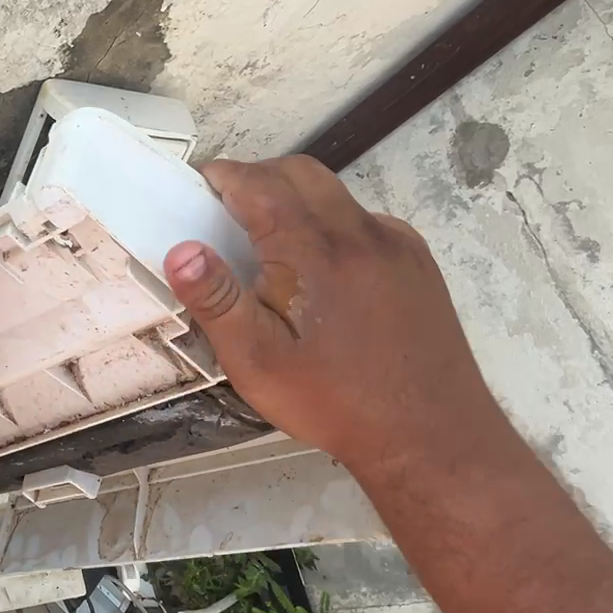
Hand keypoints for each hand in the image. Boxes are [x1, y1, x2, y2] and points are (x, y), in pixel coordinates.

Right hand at [162, 157, 512, 479]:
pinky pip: (362, 220)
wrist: (432, 440)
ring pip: (333, 193)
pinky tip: (318, 271)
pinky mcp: (417, 263)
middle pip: (298, 172)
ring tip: (265, 243)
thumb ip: (215, 300)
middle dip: (255, 177)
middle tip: (223, 211)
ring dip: (292, 198)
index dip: (222, 176)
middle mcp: (359, 233)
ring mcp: (395, 245)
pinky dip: (328, 223)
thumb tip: (180, 250)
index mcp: (313, 250)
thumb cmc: (333, 400)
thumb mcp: (255, 360)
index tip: (197, 187)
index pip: (259, 183)